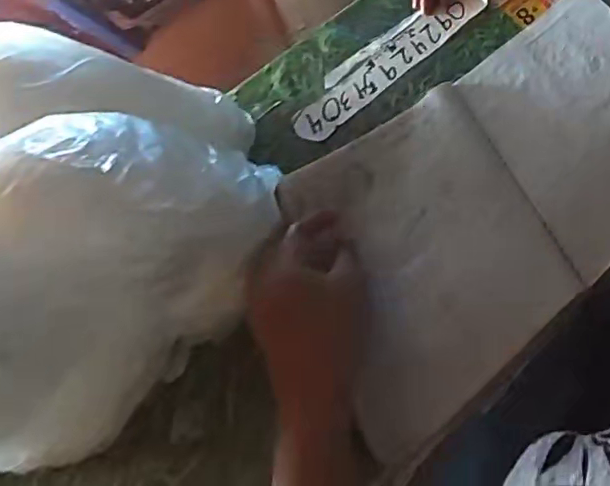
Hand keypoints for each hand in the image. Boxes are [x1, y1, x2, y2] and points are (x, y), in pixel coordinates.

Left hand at [247, 213, 364, 436]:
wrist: (314, 393)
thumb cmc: (335, 331)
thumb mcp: (351, 283)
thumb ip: (346, 254)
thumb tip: (341, 239)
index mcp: (279, 271)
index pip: (293, 233)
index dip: (318, 220)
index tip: (341, 216)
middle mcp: (260, 285)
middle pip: (278, 249)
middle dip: (305, 237)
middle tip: (333, 232)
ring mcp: (258, 308)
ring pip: (275, 269)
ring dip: (299, 257)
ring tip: (327, 254)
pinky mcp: (263, 326)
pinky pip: (274, 287)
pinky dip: (294, 275)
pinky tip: (317, 279)